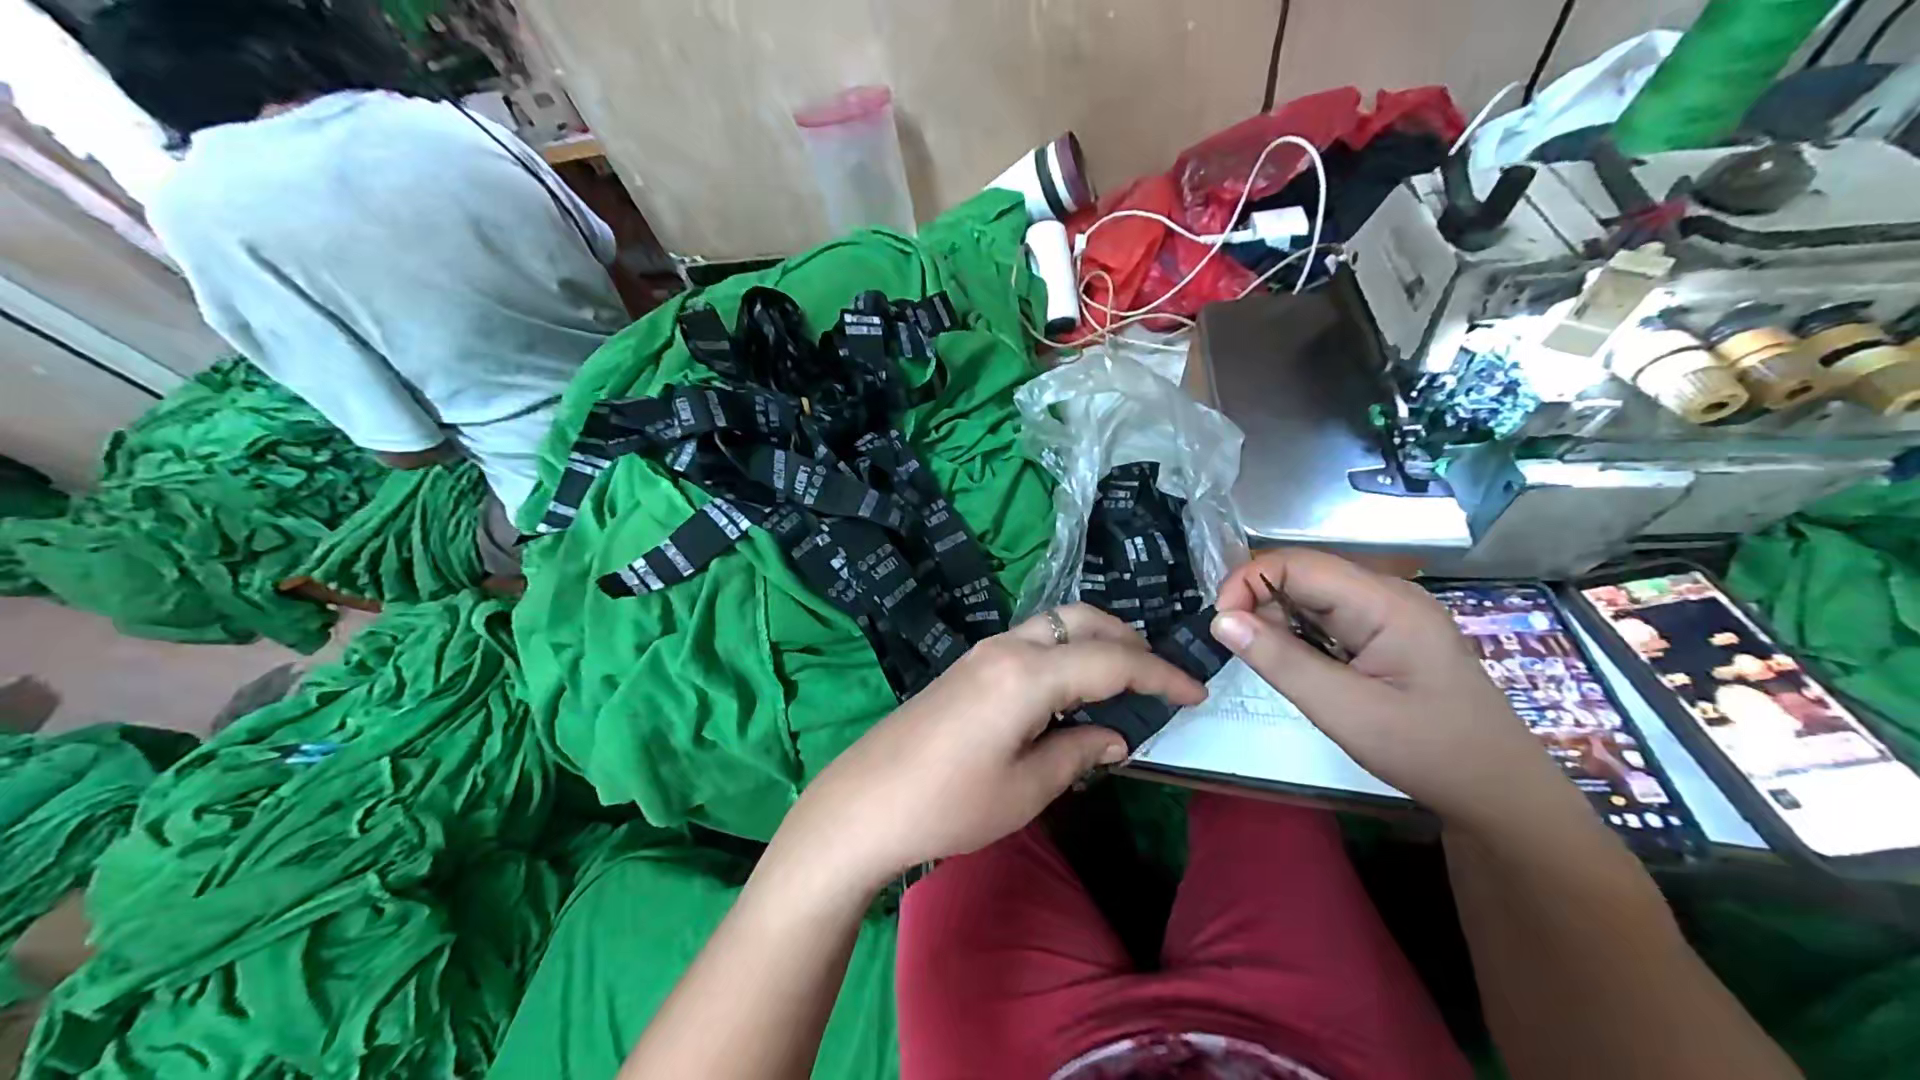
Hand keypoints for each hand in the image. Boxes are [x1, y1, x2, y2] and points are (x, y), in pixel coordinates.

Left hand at [777, 605, 1208, 889]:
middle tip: (1160, 678)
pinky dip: (1065, 653)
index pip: (1112, 660)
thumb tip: (1115, 737)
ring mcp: (982, 652)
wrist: (863, 803)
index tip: (1198, 691)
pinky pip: (1031, 642)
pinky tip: (1073, 690)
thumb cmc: (948, 804)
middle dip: (1129, 640)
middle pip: (1082, 621)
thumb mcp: (1026, 789)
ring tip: (1124, 681)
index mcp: (1027, 673)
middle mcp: (1006, 647)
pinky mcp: (967, 666)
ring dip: (1095, 642)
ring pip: (1055, 626)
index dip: (1161, 674)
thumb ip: (1079, 752)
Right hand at [1209, 549, 1586, 834]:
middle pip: (1303, 574)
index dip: (1248, 582)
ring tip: (1270, 661)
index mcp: (1385, 603)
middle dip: (1259, 601)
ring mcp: (1390, 612)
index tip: (1220, 625)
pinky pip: (1328, 616)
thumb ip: (1280, 661)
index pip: (1297, 564)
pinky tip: (1298, 664)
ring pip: (1312, 595)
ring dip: (1277, 618)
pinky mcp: (1387, 632)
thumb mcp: (1344, 711)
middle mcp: (1387, 595)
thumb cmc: (1427, 751)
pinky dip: (1299, 633)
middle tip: (1240, 648)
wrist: (1498, 792)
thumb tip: (1220, 619)